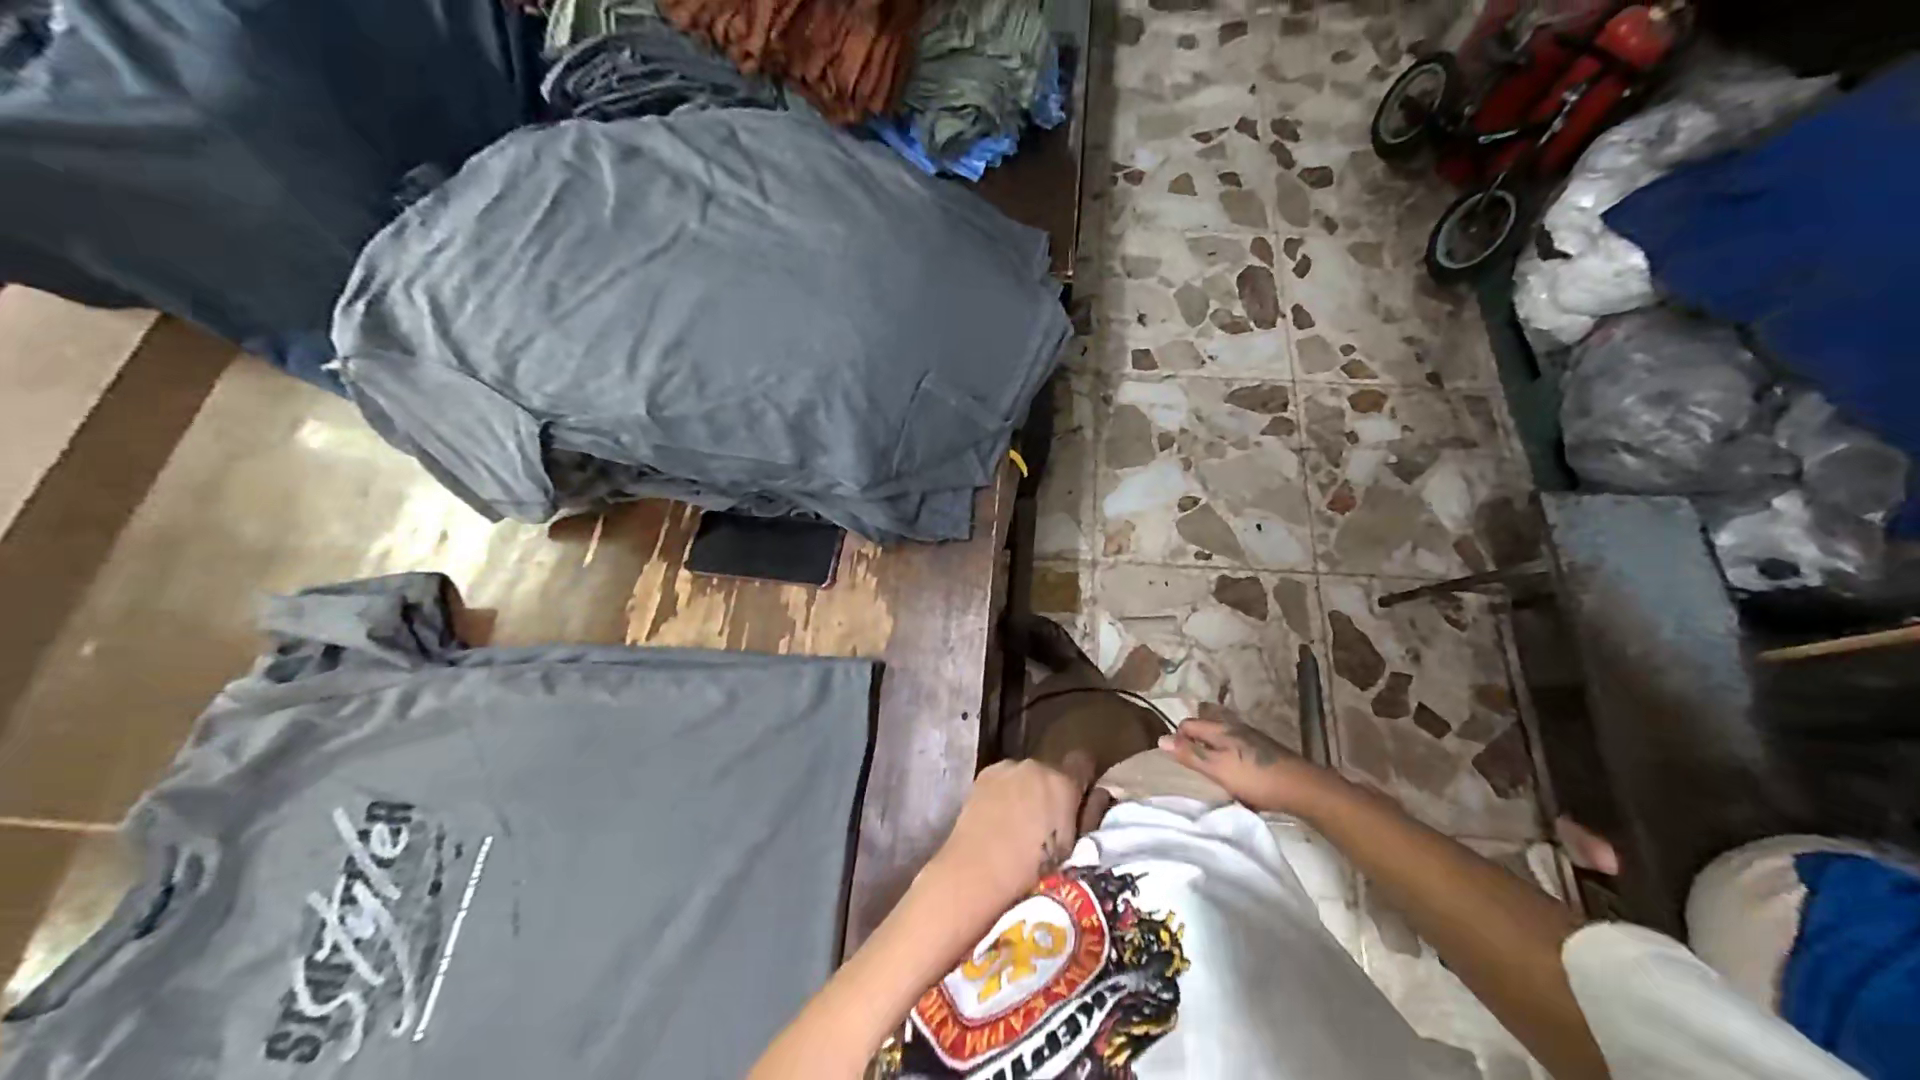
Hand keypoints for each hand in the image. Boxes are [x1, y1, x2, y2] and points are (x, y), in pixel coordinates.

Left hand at [928, 760, 1086, 912]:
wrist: (977, 874)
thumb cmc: (1034, 872)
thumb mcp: (1075, 851)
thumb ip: (1091, 816)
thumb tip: (1100, 794)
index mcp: (1063, 783)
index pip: (1084, 761)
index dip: (1083, 779)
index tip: (1079, 800)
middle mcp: (1035, 766)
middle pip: (1052, 771)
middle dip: (1052, 790)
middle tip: (1045, 823)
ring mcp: (1006, 768)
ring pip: (1026, 775)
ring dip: (1027, 790)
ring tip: (1017, 823)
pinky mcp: (983, 774)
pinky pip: (1004, 779)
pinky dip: (1005, 793)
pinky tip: (998, 819)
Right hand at [1159, 717, 1350, 816]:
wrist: (1303, 788)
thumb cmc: (1255, 778)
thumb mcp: (1217, 769)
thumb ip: (1190, 754)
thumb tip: (1160, 738)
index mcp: (1220, 728)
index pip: (1187, 724)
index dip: (1178, 739)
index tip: (1177, 762)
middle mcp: (1234, 727)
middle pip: (1205, 730)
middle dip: (1195, 746)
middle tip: (1193, 771)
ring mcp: (1251, 738)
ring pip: (1222, 741)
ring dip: (1213, 754)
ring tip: (1212, 776)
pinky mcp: (1264, 751)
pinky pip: (1237, 751)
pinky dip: (1230, 760)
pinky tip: (1236, 779)